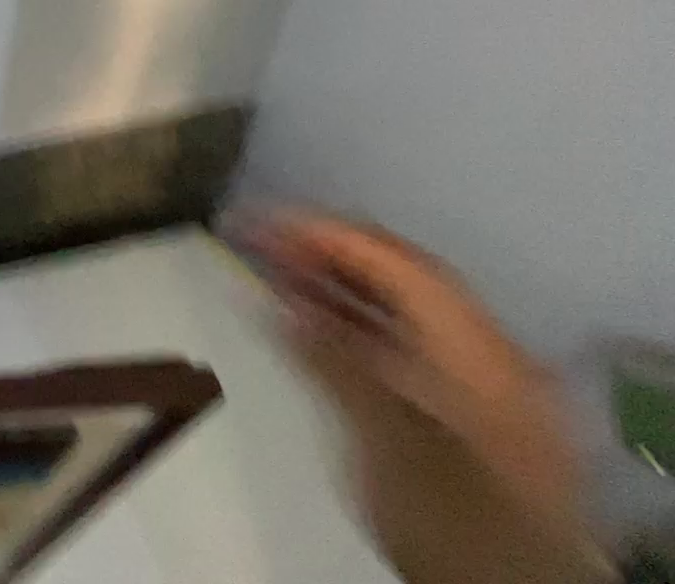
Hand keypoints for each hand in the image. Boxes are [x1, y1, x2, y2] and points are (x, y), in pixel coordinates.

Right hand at [237, 207, 612, 583]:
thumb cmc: (451, 515)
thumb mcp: (387, 437)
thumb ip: (332, 360)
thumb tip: (274, 299)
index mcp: (479, 352)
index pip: (398, 266)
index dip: (328, 233)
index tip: (259, 217)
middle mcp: (481, 353)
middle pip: (398, 278)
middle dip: (323, 249)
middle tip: (252, 232)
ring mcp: (468, 380)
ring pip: (392, 307)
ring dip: (328, 279)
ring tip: (263, 261)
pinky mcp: (448, 406)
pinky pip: (389, 338)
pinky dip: (342, 317)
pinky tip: (297, 313)